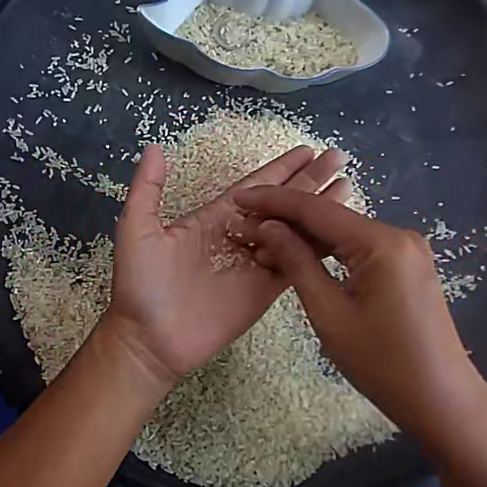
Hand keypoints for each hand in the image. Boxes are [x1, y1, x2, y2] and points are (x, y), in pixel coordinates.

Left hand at [101, 143, 349, 389]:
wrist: (149, 339)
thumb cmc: (141, 284)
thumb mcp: (137, 229)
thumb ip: (148, 188)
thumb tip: (154, 147)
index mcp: (214, 218)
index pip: (256, 186)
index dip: (282, 167)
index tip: (308, 150)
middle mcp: (240, 236)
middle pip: (283, 202)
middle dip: (310, 180)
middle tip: (339, 158)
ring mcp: (254, 264)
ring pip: (294, 230)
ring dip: (320, 210)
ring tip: (348, 188)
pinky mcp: (264, 291)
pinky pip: (294, 264)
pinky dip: (316, 247)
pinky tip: (338, 231)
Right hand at [230, 186, 486, 438]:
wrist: (442, 399)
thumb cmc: (382, 362)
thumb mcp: (329, 313)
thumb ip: (297, 263)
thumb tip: (268, 227)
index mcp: (381, 241)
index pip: (316, 209)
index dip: (274, 202)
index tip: (238, 198)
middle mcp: (397, 234)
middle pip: (331, 217)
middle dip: (286, 219)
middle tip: (244, 224)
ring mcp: (406, 250)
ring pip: (343, 233)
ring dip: (304, 237)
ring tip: (263, 242)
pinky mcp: (406, 266)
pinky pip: (358, 249)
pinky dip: (328, 252)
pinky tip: (300, 256)